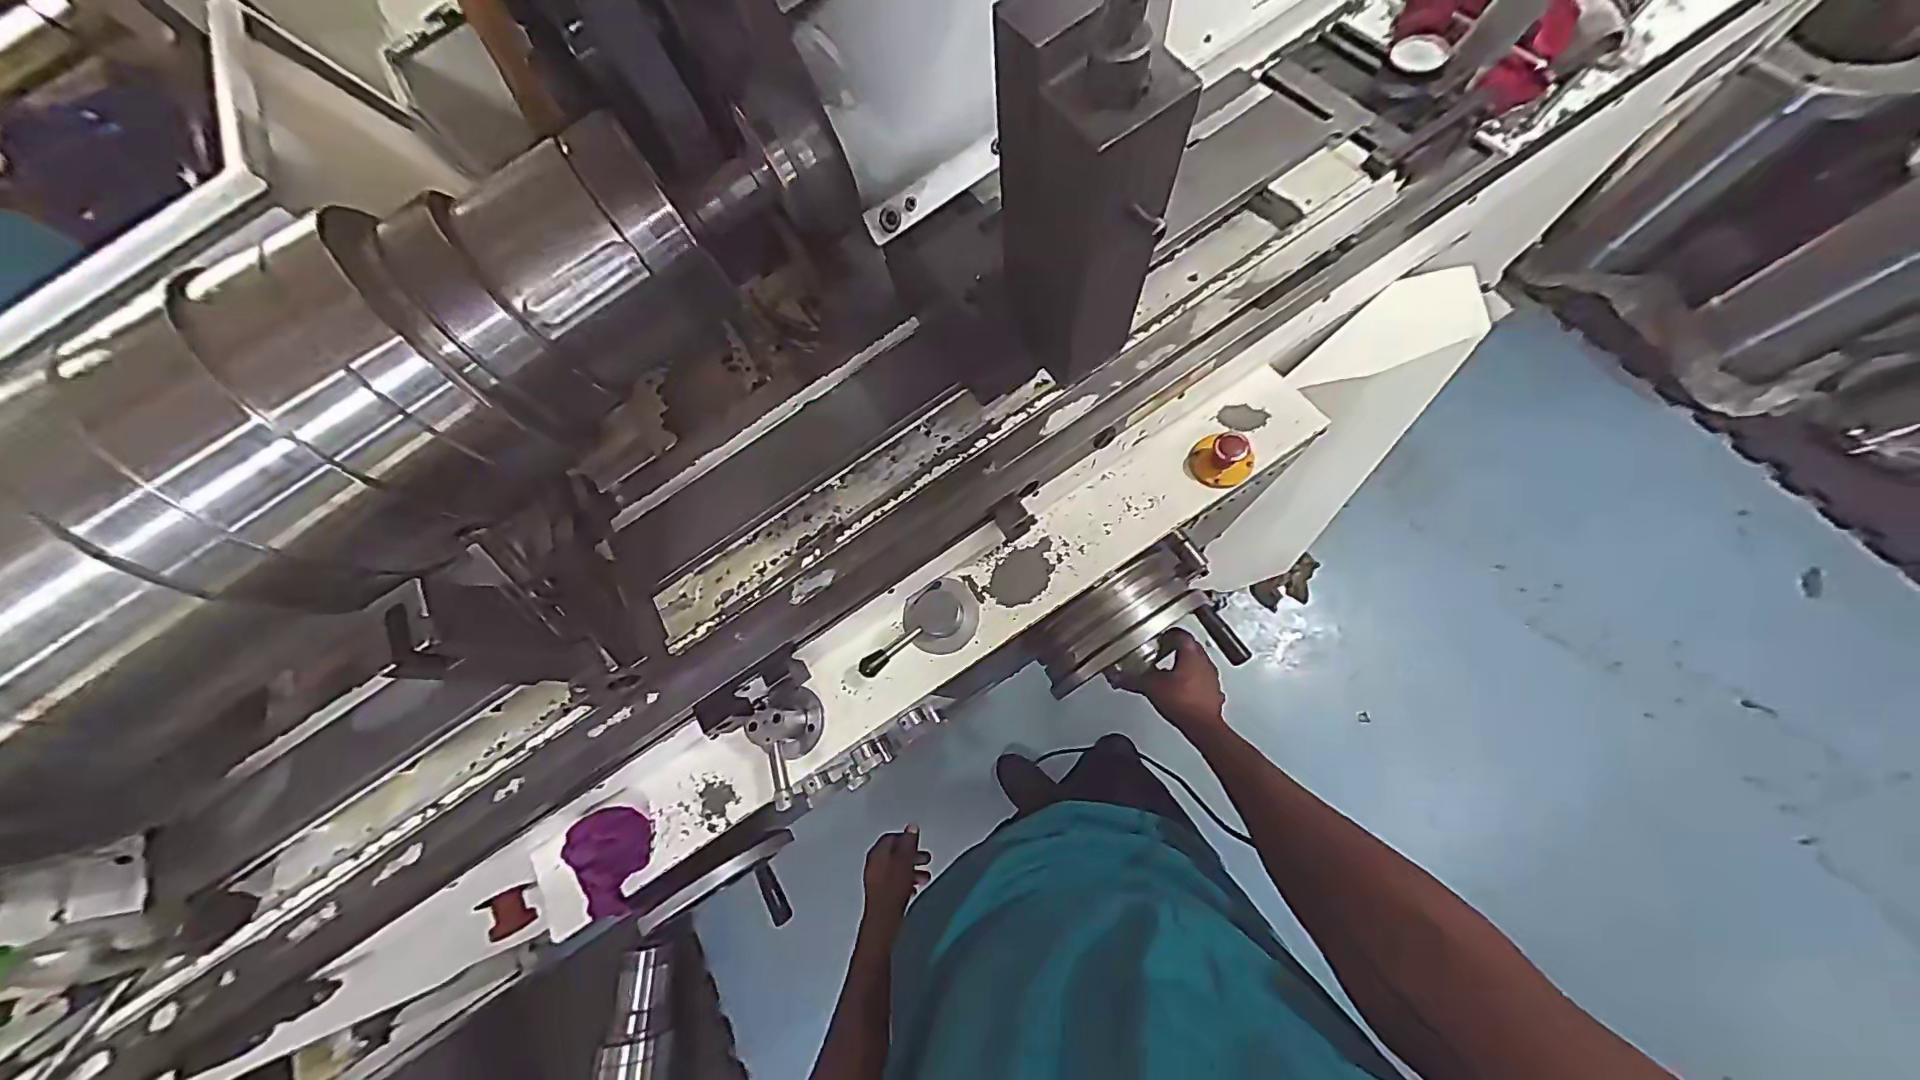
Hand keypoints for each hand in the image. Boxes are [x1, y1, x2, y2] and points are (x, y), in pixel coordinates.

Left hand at [862, 826, 930, 922]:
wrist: (884, 918)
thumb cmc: (894, 887)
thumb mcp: (905, 859)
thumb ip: (909, 842)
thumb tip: (912, 826)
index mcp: (877, 853)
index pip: (891, 837)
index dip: (906, 838)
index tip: (918, 842)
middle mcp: (874, 864)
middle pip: (894, 853)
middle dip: (911, 855)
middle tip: (925, 859)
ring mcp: (875, 880)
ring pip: (896, 868)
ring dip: (911, 870)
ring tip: (924, 878)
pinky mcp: (880, 894)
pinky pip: (894, 882)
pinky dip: (905, 881)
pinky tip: (913, 889)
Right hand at [1125, 628, 1225, 728]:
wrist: (1202, 726)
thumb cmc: (1183, 704)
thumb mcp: (1150, 686)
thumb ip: (1132, 678)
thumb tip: (1118, 676)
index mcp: (1191, 654)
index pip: (1180, 634)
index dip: (1167, 635)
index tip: (1159, 639)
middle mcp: (1204, 662)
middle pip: (1190, 647)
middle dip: (1174, 649)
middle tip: (1161, 652)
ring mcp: (1211, 677)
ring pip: (1197, 663)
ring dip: (1183, 665)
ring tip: (1168, 672)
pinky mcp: (1214, 692)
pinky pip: (1202, 680)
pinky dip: (1191, 681)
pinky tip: (1180, 690)